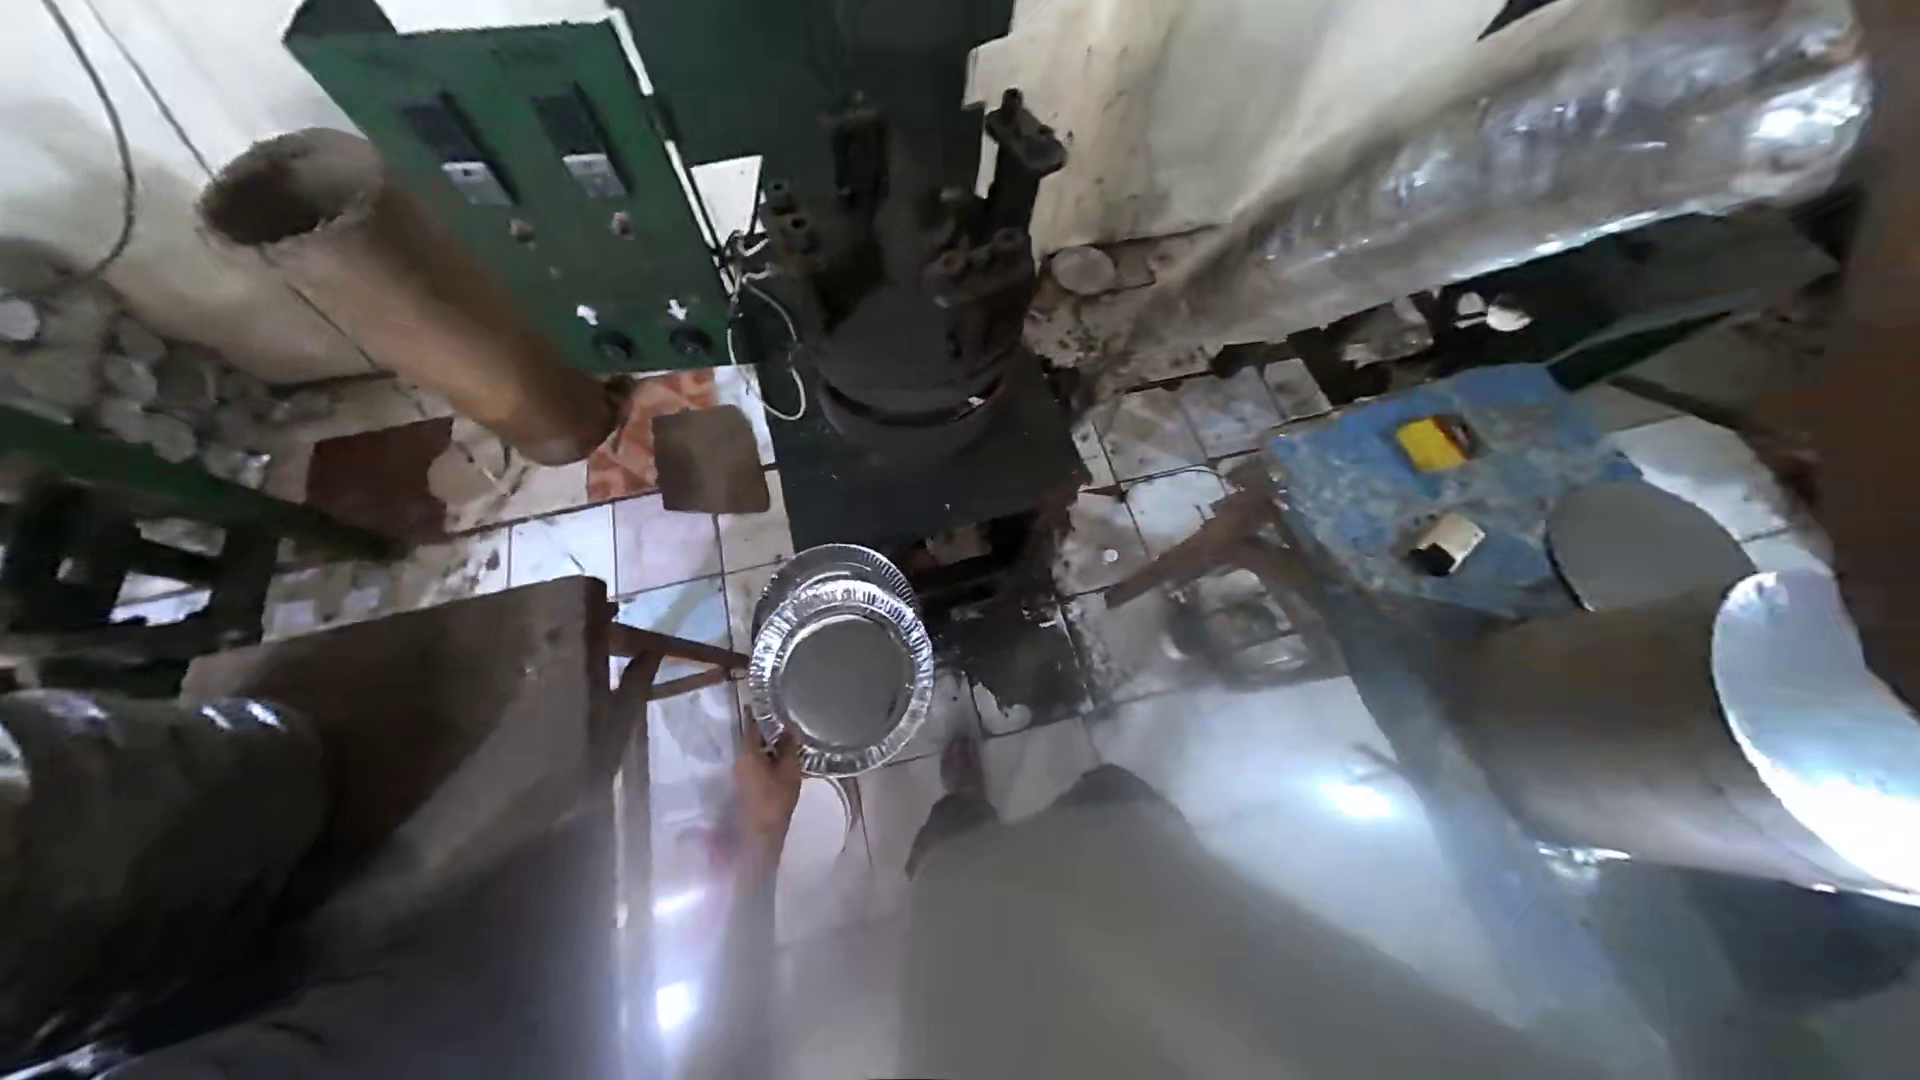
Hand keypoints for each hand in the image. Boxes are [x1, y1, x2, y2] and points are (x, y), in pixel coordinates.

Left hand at [734, 712, 802, 858]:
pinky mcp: (746, 783)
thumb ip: (788, 745)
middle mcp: (739, 759)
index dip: (758, 709)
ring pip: (755, 749)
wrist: (763, 834)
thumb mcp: (789, 768)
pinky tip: (784, 755)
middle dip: (767, 726)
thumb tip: (788, 727)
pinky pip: (756, 760)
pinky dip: (768, 754)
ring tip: (789, 733)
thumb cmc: (776, 797)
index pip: (750, 723)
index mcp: (747, 752)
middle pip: (752, 736)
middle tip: (786, 714)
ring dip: (768, 741)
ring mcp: (741, 772)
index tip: (768, 697)